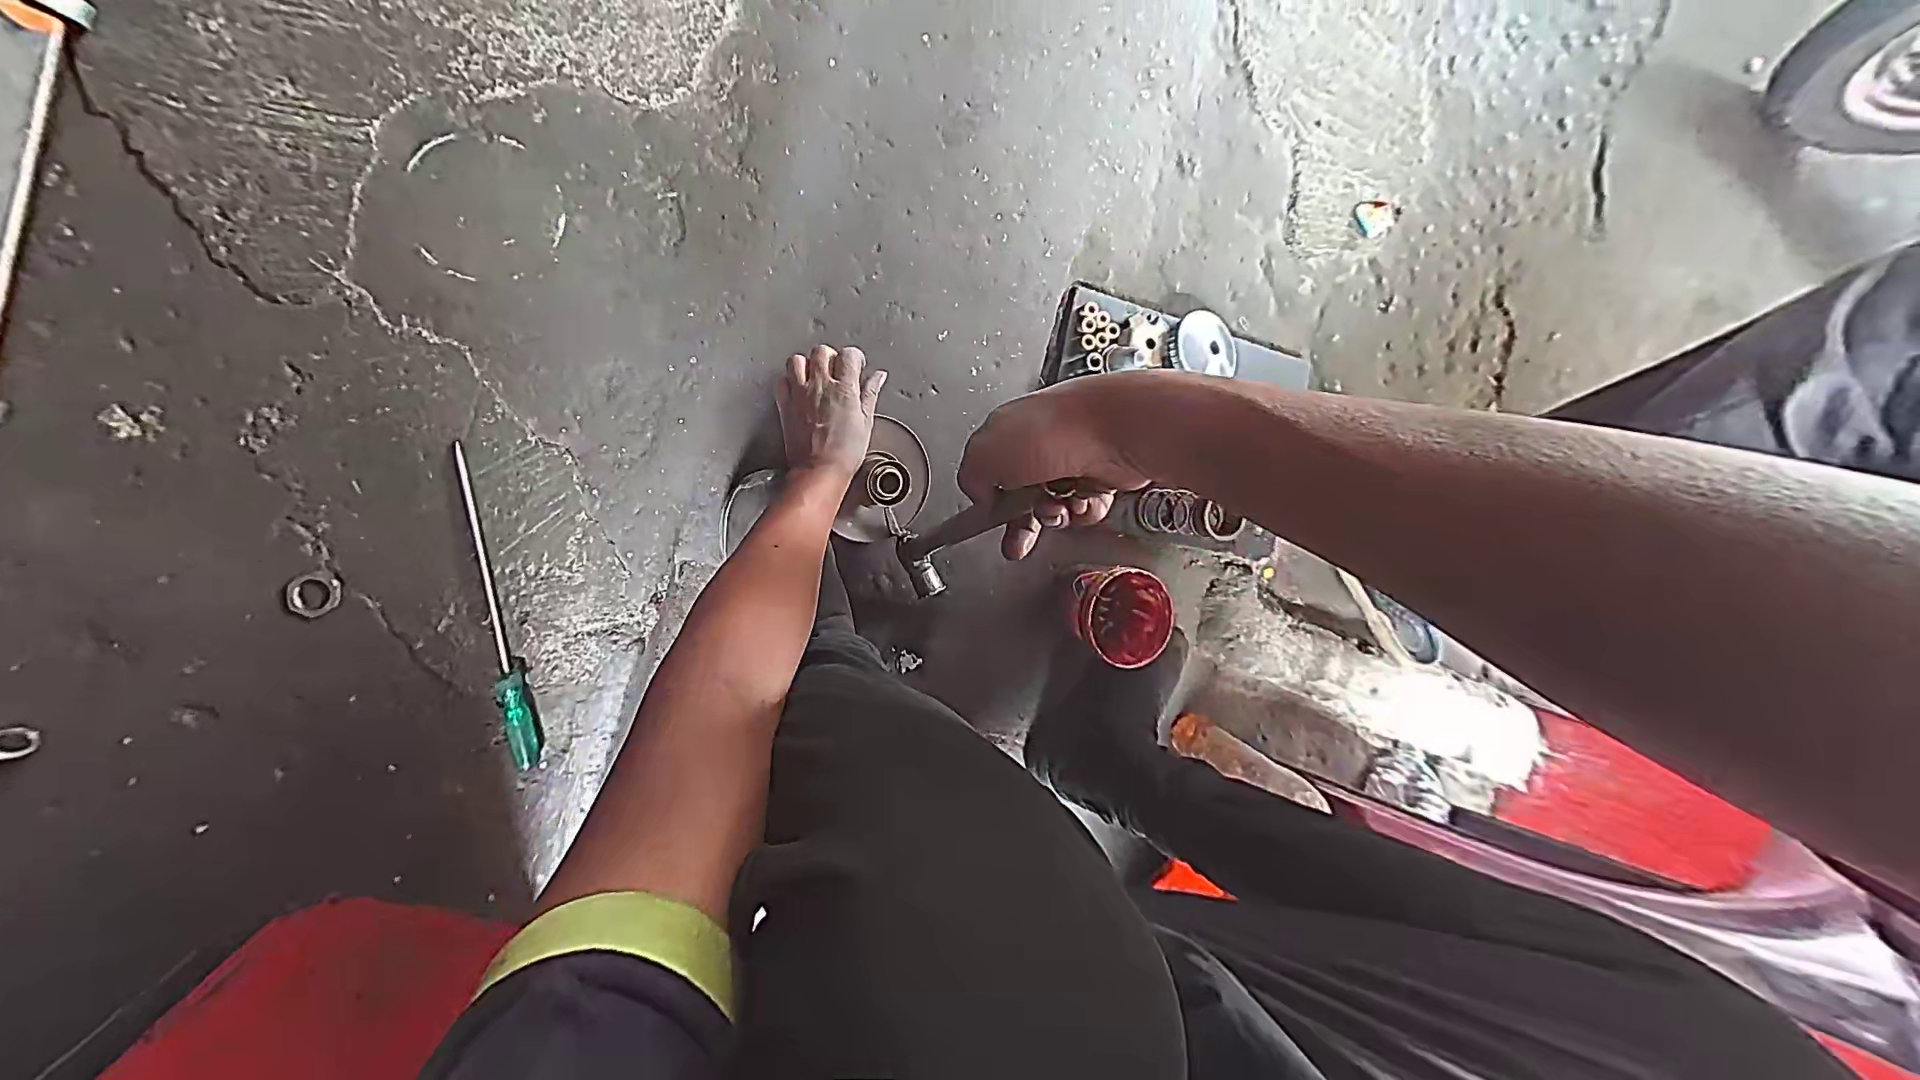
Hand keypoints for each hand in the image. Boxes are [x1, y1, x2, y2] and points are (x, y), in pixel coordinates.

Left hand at [777, 345, 886, 481]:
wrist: (819, 470)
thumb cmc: (844, 453)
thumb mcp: (866, 422)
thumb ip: (870, 394)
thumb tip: (877, 377)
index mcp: (844, 389)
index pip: (849, 355)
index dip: (854, 358)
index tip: (856, 366)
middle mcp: (820, 386)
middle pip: (822, 351)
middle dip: (831, 357)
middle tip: (836, 371)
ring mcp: (800, 394)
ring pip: (797, 360)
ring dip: (807, 364)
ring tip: (815, 376)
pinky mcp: (785, 405)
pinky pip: (782, 380)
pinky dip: (789, 381)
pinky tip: (798, 389)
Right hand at [958, 377, 1154, 559]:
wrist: (1116, 431)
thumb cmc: (1056, 429)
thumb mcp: (986, 455)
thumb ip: (971, 478)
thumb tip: (979, 497)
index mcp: (1010, 432)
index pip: (992, 473)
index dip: (988, 501)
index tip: (989, 520)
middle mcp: (1042, 444)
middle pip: (1023, 498)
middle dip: (1021, 524)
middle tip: (1019, 541)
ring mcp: (1073, 461)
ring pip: (1055, 507)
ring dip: (1053, 516)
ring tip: (1057, 509)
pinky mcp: (1101, 477)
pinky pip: (1085, 509)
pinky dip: (1082, 512)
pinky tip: (1082, 502)